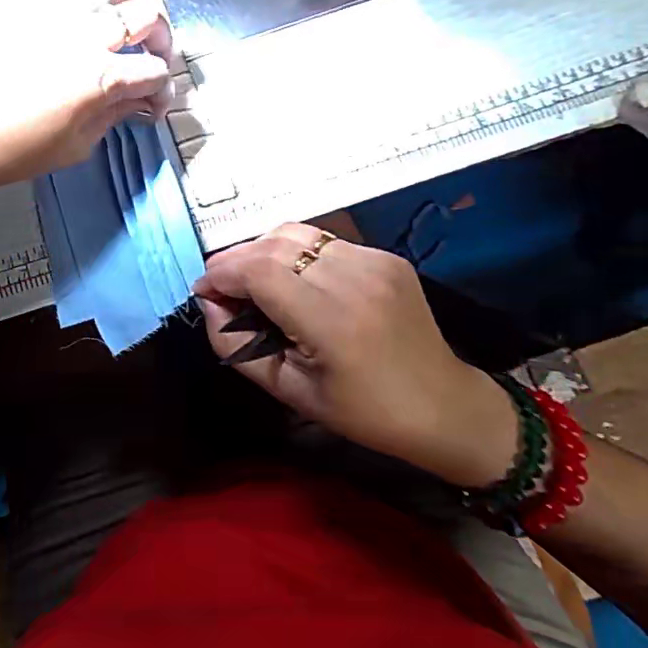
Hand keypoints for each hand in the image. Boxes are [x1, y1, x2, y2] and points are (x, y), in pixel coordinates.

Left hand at [0, 0, 173, 208]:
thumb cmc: (15, 149)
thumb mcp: (77, 145)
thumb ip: (115, 114)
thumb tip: (139, 100)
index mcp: (101, 77)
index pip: (155, 71)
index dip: (163, 90)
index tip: (152, 105)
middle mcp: (84, 33)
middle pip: (146, 15)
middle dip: (160, 37)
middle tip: (151, 54)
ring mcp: (50, 8)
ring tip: (123, 11)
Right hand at [194, 224, 520, 487]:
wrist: (443, 404)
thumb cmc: (364, 413)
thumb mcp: (292, 392)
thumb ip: (238, 348)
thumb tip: (210, 305)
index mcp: (332, 321)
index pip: (260, 270)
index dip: (222, 274)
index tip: (204, 291)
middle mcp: (355, 278)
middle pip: (274, 243)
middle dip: (236, 259)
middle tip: (221, 287)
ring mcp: (375, 261)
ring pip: (298, 234)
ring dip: (264, 251)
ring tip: (252, 281)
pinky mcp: (386, 256)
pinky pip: (326, 242)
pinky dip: (298, 254)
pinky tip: (295, 281)